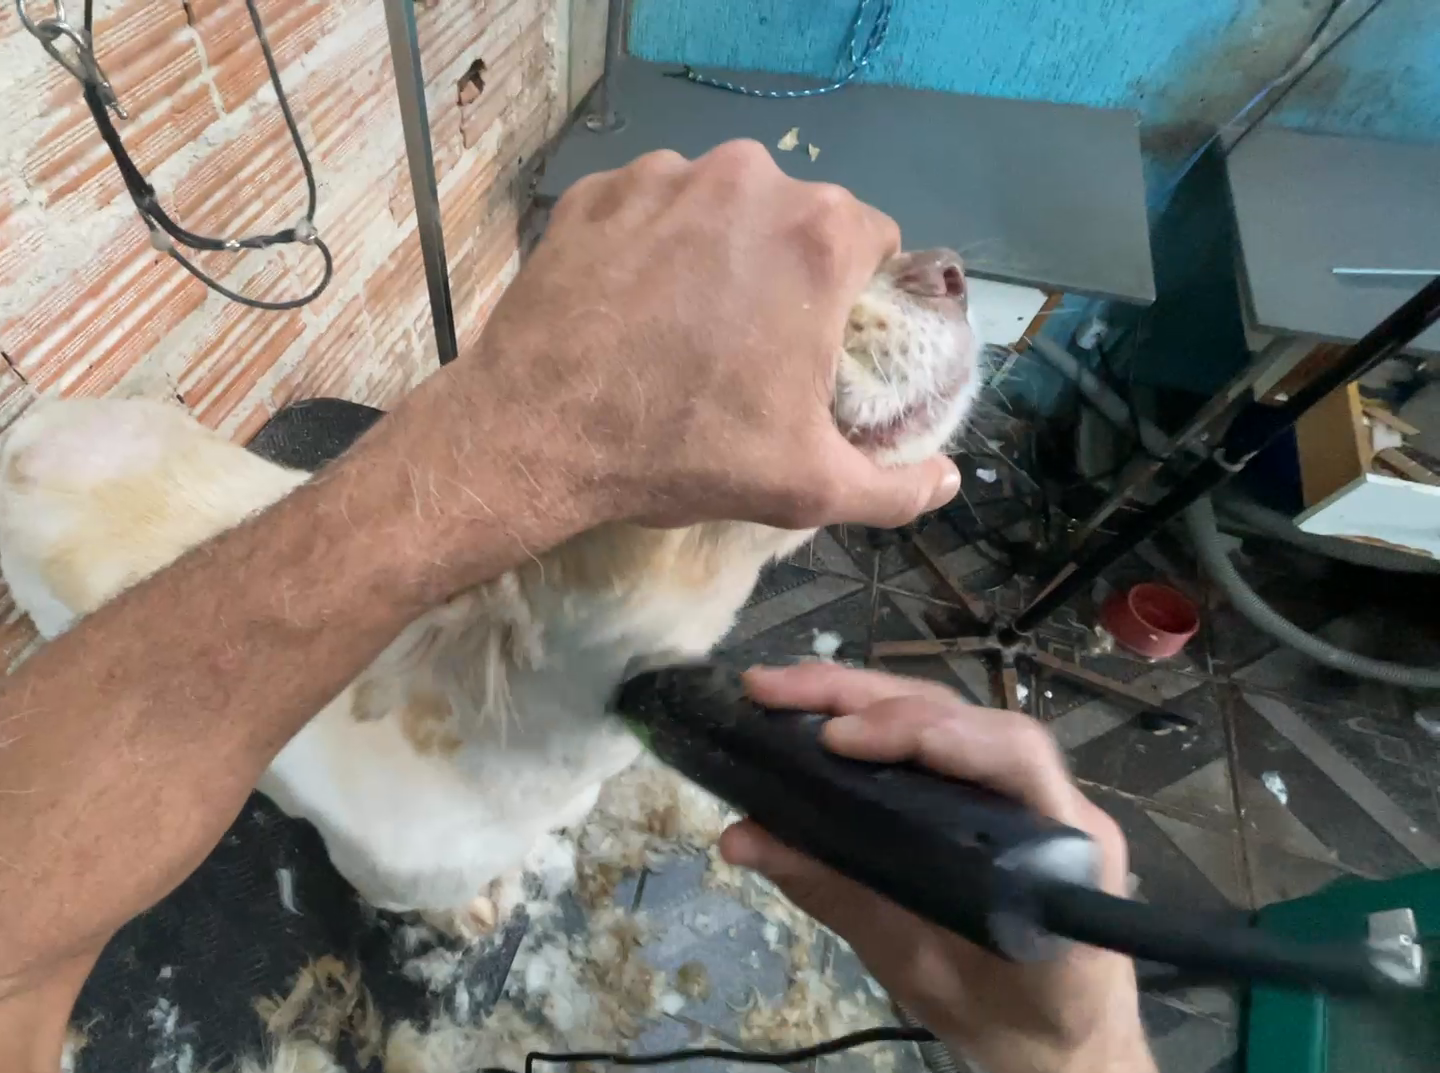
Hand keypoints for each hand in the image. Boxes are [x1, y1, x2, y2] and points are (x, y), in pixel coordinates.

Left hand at [409, 140, 959, 537]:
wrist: (534, 435)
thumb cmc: (676, 453)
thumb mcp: (804, 487)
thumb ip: (893, 487)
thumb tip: (946, 482)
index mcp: (818, 236)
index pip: (869, 245)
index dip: (846, 298)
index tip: (810, 344)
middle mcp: (745, 180)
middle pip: (789, 223)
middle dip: (776, 276)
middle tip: (734, 347)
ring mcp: (657, 178)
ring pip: (712, 212)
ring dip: (707, 257)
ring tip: (671, 330)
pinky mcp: (591, 193)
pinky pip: (639, 214)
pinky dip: (640, 249)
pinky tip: (620, 306)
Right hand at [720, 665, 1159, 1072]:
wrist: (1049, 1034)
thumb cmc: (1002, 1010)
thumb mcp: (912, 960)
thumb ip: (831, 890)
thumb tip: (738, 839)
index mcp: (1056, 843)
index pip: (1006, 751)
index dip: (921, 731)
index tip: (837, 740)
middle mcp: (1034, 793)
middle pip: (948, 707)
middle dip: (852, 692)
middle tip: (767, 689)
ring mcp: (1001, 779)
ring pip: (928, 703)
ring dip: (845, 689)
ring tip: (771, 690)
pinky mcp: (965, 780)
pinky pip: (912, 730)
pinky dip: (853, 710)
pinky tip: (803, 711)